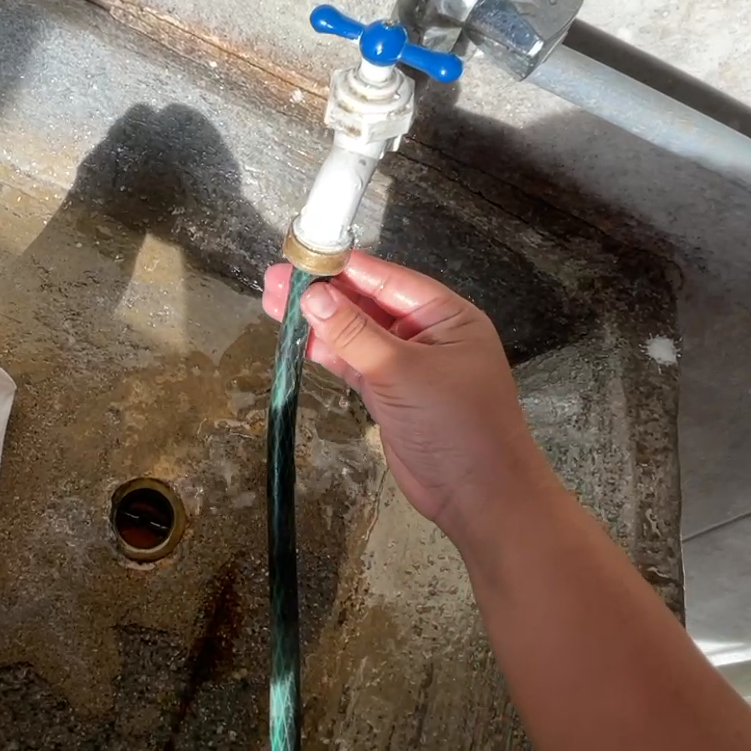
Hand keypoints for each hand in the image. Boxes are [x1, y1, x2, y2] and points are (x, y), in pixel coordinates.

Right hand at [262, 254, 551, 539]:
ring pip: (354, 333)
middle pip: (366, 304)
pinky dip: (326, 351)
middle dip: (323, 293)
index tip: (304, 254)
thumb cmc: (454, 422)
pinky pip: (352, 362)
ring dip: (317, 321)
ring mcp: (404, 363)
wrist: (478, 496)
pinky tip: (295, 337)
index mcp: (444, 315)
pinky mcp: (388, 391)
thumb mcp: (402, 371)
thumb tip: (311, 295)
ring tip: (273, 301)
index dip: (344, 267)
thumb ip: (354, 333)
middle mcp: (424, 332)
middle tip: (276, 280)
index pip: (387, 279)